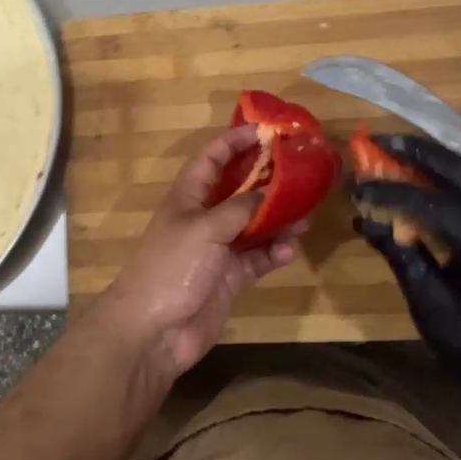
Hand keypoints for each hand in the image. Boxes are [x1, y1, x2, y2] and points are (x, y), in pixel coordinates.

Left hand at [96, 126, 300, 382]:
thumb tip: (271, 192)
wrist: (154, 330)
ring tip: (306, 215)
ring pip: (254, 225)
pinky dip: (274, 253)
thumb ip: (240, 208)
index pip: (213, 157)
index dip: (235, 140)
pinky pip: (258, 258)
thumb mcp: (206, 229)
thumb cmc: (172, 267)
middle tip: (302, 171)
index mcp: (189, 196)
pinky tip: (290, 250)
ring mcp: (217, 249)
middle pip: (239, 190)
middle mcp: (204, 217)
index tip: (266, 129)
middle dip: (267, 180)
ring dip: (278, 219)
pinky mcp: (229, 278)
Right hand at [353, 133, 460, 429]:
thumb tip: (367, 223)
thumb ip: (403, 261)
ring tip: (403, 149)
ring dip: (440, 159)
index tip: (357, 187)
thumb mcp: (434, 312)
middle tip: (380, 139)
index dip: (390, 190)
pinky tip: (437, 178)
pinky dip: (460, 176)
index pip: (431, 201)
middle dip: (419, 151)